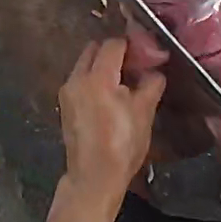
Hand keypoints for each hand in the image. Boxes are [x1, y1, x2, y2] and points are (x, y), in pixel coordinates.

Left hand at [56, 32, 164, 207]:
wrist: (94, 177)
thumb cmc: (122, 144)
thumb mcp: (144, 113)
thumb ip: (150, 85)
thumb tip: (155, 71)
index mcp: (98, 77)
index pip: (113, 45)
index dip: (131, 45)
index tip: (145, 54)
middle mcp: (77, 78)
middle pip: (94, 50)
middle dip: (113, 52)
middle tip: (134, 65)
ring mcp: (67, 91)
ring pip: (84, 64)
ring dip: (102, 66)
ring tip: (123, 82)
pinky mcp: (64, 104)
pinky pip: (79, 80)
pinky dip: (93, 79)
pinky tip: (109, 96)